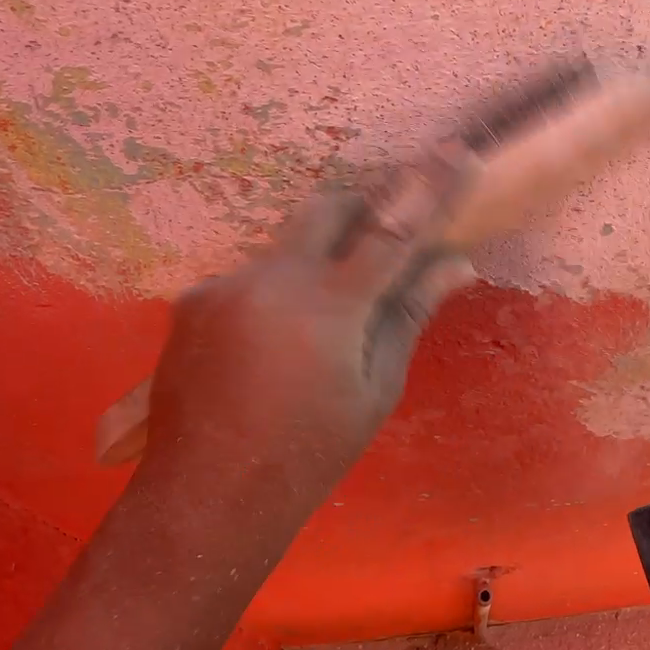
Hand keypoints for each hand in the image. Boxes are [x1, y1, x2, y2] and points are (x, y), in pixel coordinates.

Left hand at [143, 155, 477, 472]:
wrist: (204, 498)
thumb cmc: (308, 452)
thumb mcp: (374, 388)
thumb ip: (408, 312)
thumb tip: (458, 263)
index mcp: (328, 306)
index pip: (392, 230)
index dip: (428, 187)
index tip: (455, 151)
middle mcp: (272, 278)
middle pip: (326, 207)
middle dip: (358, 207)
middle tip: (377, 238)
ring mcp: (224, 285)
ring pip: (285, 245)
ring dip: (312, 262)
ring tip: (310, 327)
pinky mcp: (191, 300)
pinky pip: (249, 276)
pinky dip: (274, 293)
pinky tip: (268, 345)